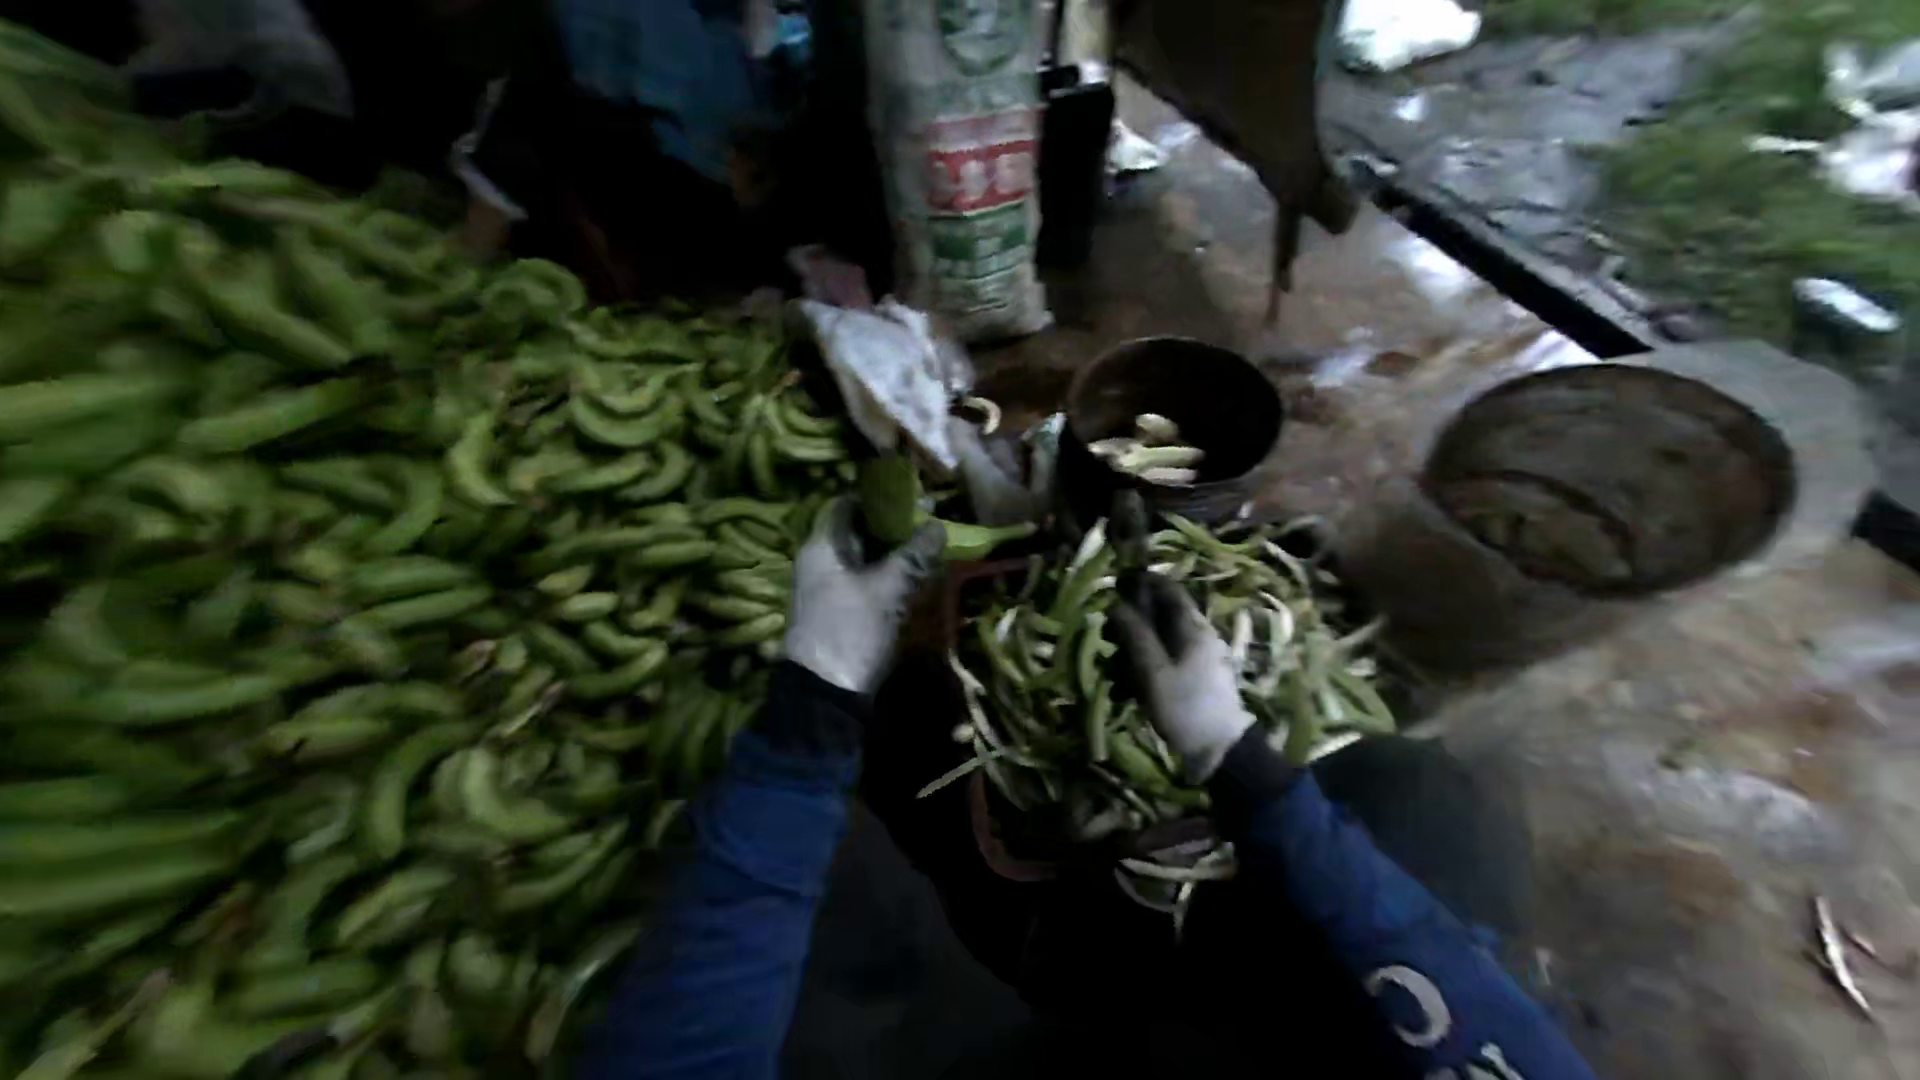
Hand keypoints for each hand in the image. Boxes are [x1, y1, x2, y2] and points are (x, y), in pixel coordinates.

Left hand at [783, 498, 945, 693]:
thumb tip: (938, 525)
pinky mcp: (838, 609)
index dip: (876, 497)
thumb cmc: (852, 630)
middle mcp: (820, 561)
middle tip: (926, 523)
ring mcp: (827, 587)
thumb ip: (913, 556)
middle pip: (856, 531)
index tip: (908, 497)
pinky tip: (912, 578)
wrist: (825, 694)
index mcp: (822, 546)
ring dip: (891, 553)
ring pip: (862, 558)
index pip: (845, 505)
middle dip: (891, 527)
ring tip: (926, 548)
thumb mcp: (888, 589)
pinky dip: (885, 575)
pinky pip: (863, 580)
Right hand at [1109, 575, 1254, 782]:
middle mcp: (1201, 636)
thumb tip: (1116, 604)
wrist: (1222, 752)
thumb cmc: (1186, 708)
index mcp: (1194, 629)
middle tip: (1109, 635)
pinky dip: (1148, 665)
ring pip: (1162, 639)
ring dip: (1137, 647)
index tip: (1117, 585)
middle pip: (1163, 615)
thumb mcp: (1154, 672)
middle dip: (1133, 621)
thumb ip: (1135, 636)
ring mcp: (1202, 657)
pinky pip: (1168, 659)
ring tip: (1116, 668)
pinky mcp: (1199, 676)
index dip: (1144, 582)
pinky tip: (1131, 686)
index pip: (1169, 590)